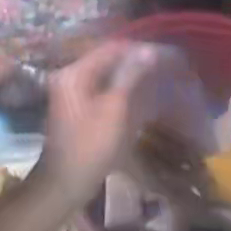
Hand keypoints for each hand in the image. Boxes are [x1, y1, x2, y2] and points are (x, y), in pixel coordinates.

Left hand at [36, 41, 188, 205]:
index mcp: (73, 73)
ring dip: (130, 75)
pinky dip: (121, 89)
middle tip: (164, 65)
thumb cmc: (91, 146)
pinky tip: (141, 94)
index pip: (109, 49)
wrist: (66, 180)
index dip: (137, 49)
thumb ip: (129, 77)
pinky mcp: (78, 106)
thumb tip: (149, 50)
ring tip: (158, 77)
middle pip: (106, 60)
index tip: (164, 53)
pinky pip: (102, 89)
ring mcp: (71, 92)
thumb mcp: (114, 110)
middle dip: (134, 61)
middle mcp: (69, 76)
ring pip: (105, 74)